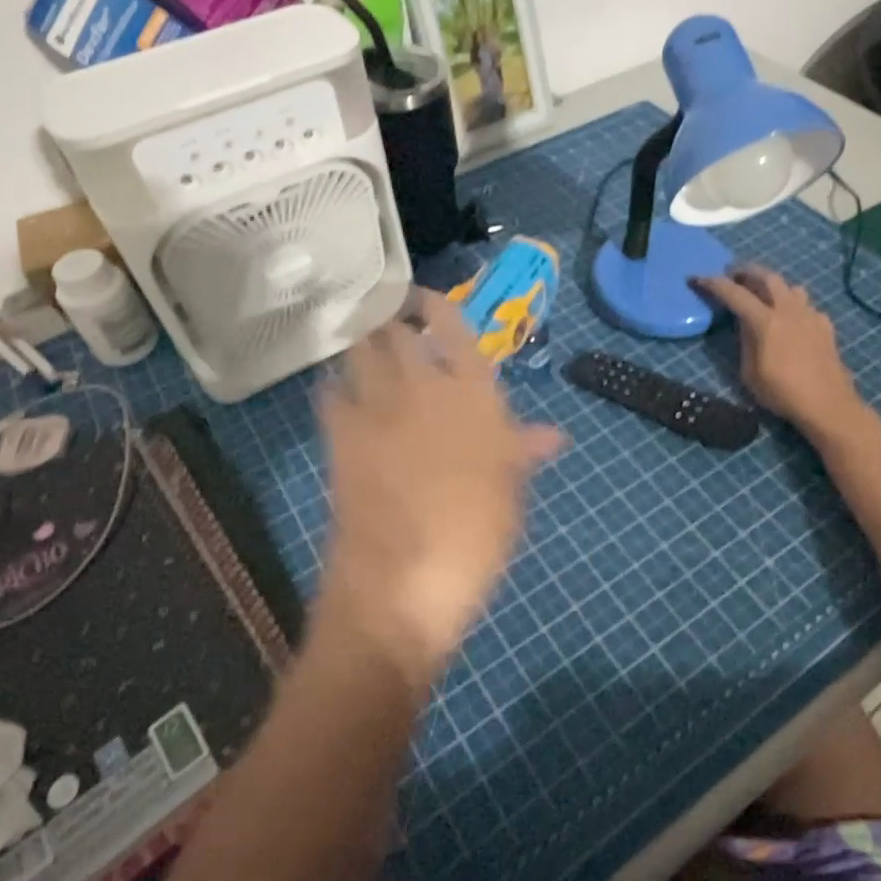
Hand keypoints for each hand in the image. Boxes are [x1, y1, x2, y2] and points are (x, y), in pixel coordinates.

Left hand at [316, 291, 566, 684]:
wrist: (404, 583)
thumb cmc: (475, 540)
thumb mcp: (510, 496)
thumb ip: (521, 452)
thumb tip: (550, 434)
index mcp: (473, 396)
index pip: (451, 328)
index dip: (434, 305)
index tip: (424, 297)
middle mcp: (422, 388)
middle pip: (396, 331)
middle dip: (391, 319)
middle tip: (391, 319)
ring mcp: (375, 410)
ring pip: (359, 352)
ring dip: (361, 343)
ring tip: (365, 343)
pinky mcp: (339, 437)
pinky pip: (330, 393)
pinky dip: (334, 385)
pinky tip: (339, 391)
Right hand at [695, 266, 864, 434]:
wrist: (828, 404)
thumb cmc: (783, 393)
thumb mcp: (750, 373)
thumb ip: (745, 343)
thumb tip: (745, 325)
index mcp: (765, 321)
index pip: (735, 293)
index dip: (714, 284)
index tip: (698, 278)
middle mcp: (788, 310)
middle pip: (767, 277)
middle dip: (746, 271)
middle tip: (732, 275)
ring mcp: (810, 315)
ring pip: (790, 286)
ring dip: (773, 285)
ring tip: (763, 295)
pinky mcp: (825, 325)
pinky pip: (806, 305)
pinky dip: (793, 305)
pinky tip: (791, 320)